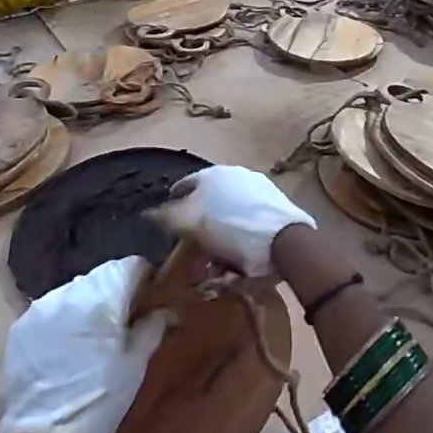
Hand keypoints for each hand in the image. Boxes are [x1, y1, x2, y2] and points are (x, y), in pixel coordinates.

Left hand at [0, 256, 166, 432]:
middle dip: (115, 292)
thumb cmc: (97, 402)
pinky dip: (63, 322)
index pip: (130, 265)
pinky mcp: (20, 329)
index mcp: (102, 297)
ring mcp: (40, 309)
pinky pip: (50, 312)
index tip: (149, 300)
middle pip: (101, 276)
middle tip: (123, 323)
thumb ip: (152, 327)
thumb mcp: (135, 366)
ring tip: (93, 339)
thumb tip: (165, 309)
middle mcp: (69, 292)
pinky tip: (65, 350)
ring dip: (88, 305)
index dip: (144, 279)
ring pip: (74, 292)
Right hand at [148, 165, 314, 276]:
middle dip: (198, 222)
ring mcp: (258, 188)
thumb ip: (167, 217)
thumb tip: (147, 213)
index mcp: (213, 174)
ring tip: (215, 258)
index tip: (167, 220)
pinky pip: (248, 220)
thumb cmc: (232, 229)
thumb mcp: (191, 224)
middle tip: (192, 244)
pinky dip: (240, 234)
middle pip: (208, 199)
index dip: (174, 202)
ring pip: (229, 211)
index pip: (185, 184)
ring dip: (220, 231)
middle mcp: (236, 174)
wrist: (285, 240)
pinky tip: (239, 256)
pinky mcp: (275, 205)